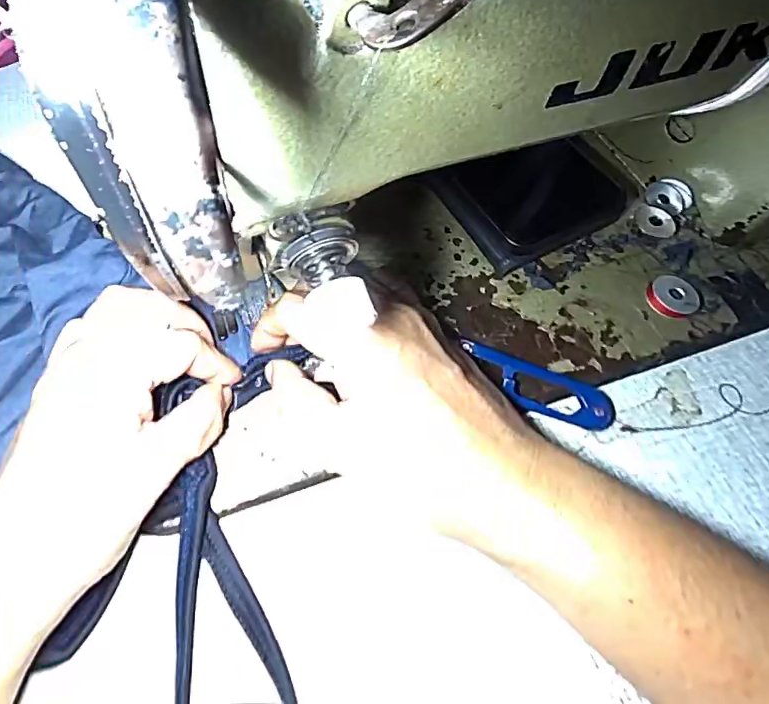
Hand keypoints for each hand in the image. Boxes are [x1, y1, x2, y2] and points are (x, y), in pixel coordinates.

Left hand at [0, 285, 240, 697]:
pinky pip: (92, 324)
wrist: (18, 553)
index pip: (182, 342)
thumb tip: (219, 395)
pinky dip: (122, 325)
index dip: (215, 363)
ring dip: (155, 316)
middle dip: (189, 328)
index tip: (229, 384)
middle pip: (151, 308)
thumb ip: (197, 422)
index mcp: (113, 367)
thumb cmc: (78, 519)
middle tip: (210, 363)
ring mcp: (65, 361)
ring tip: (180, 347)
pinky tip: (135, 352)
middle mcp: (85, 352)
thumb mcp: (156, 471)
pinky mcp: (56, 376)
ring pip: (118, 305)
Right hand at [251, 284, 541, 541]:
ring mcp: (418, 319)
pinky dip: (361, 312)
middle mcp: (391, 315)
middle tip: (287, 347)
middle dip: (297, 314)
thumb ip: (298, 400)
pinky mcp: (435, 331)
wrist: (501, 481)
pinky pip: (386, 300)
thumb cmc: (433, 470)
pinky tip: (362, 349)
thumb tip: (282, 376)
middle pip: (325, 288)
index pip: (297, 305)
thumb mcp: (341, 445)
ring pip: (356, 288)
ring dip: (329, 309)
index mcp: (361, 337)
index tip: (267, 346)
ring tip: (321, 348)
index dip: (270, 325)